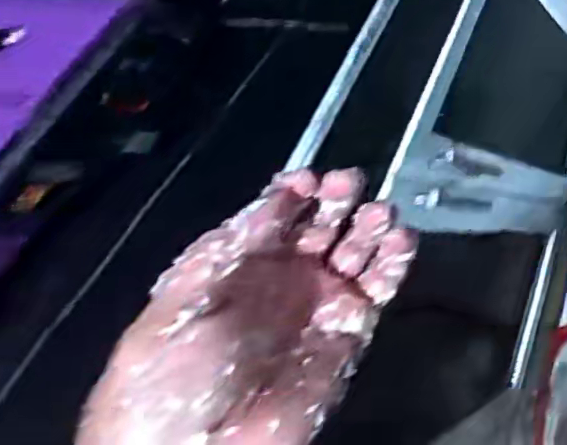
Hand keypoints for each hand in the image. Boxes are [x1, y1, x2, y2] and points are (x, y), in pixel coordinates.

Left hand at [79, 169, 416, 444]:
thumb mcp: (171, 318)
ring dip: (373, 220)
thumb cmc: (167, 388)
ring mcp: (326, 297)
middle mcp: (288, 276)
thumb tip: (273, 199)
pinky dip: (399, 254)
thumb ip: (222, 254)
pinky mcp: (356, 321)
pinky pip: (387, 278)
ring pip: (362, 241)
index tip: (306, 178)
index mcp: (240, 271)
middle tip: (346, 184)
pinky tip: (398, 239)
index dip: (293, 192)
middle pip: (326, 220)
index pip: (277, 215)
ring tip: (375, 215)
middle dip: (339, 196)